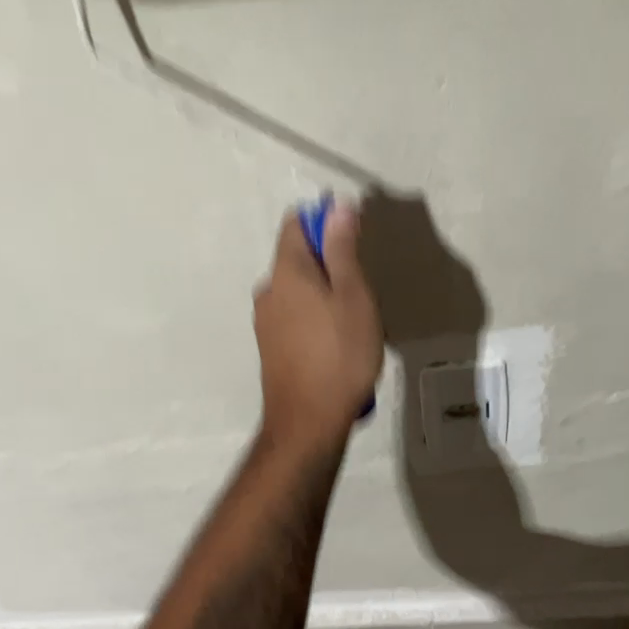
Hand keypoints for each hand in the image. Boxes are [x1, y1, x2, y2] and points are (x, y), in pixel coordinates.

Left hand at [253, 201, 384, 444]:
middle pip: (297, 257)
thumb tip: (337, 206)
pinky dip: (315, 316)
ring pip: (298, 289)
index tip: (352, 234)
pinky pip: (294, 315)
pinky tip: (337, 343)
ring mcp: (265, 321)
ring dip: (324, 292)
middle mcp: (268, 290)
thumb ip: (343, 249)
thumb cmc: (339, 353)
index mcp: (286, 271)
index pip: (295, 224)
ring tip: (355, 320)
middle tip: (362, 287)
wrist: (308, 422)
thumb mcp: (352, 295)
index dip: (323, 219)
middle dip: (329, 261)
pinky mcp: (271, 347)